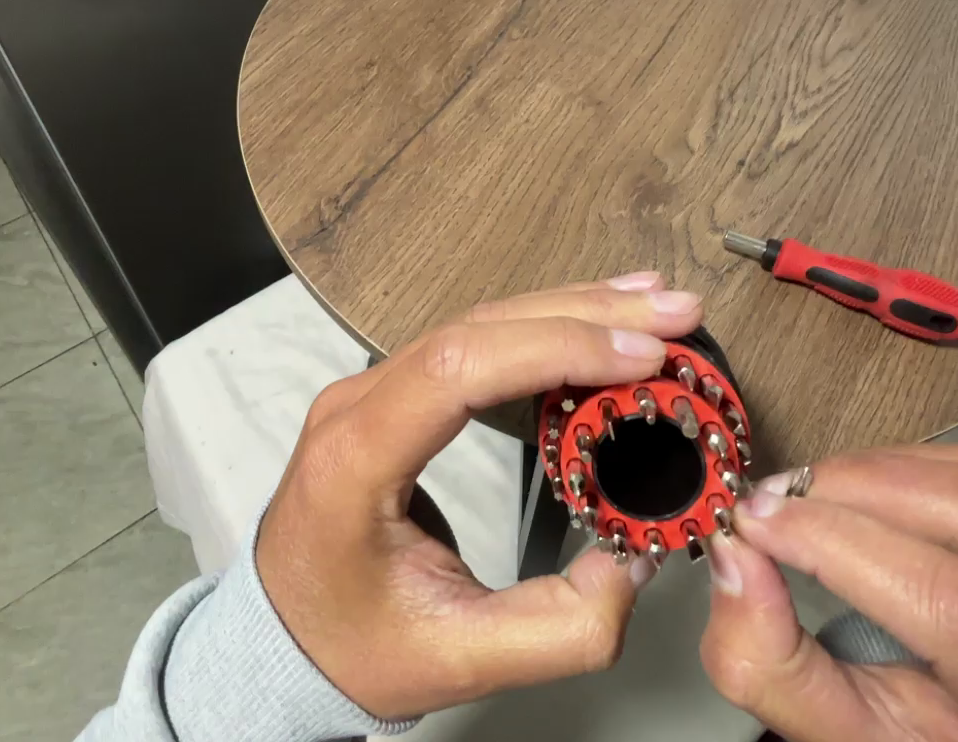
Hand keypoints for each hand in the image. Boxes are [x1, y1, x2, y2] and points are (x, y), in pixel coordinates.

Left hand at [256, 273, 705, 718]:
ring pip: (477, 323)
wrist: (283, 627)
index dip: (552, 348)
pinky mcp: (394, 390)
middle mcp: (358, 403)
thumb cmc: (351, 641)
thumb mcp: (456, 656)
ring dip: (568, 308)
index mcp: (357, 458)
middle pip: (475, 330)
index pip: (455, 369)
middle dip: (582, 314)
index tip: (641, 355)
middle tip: (674, 310)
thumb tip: (636, 562)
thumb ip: (558, 626)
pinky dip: (539, 326)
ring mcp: (372, 388)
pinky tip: (590, 316)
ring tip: (649, 300)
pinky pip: (471, 341)